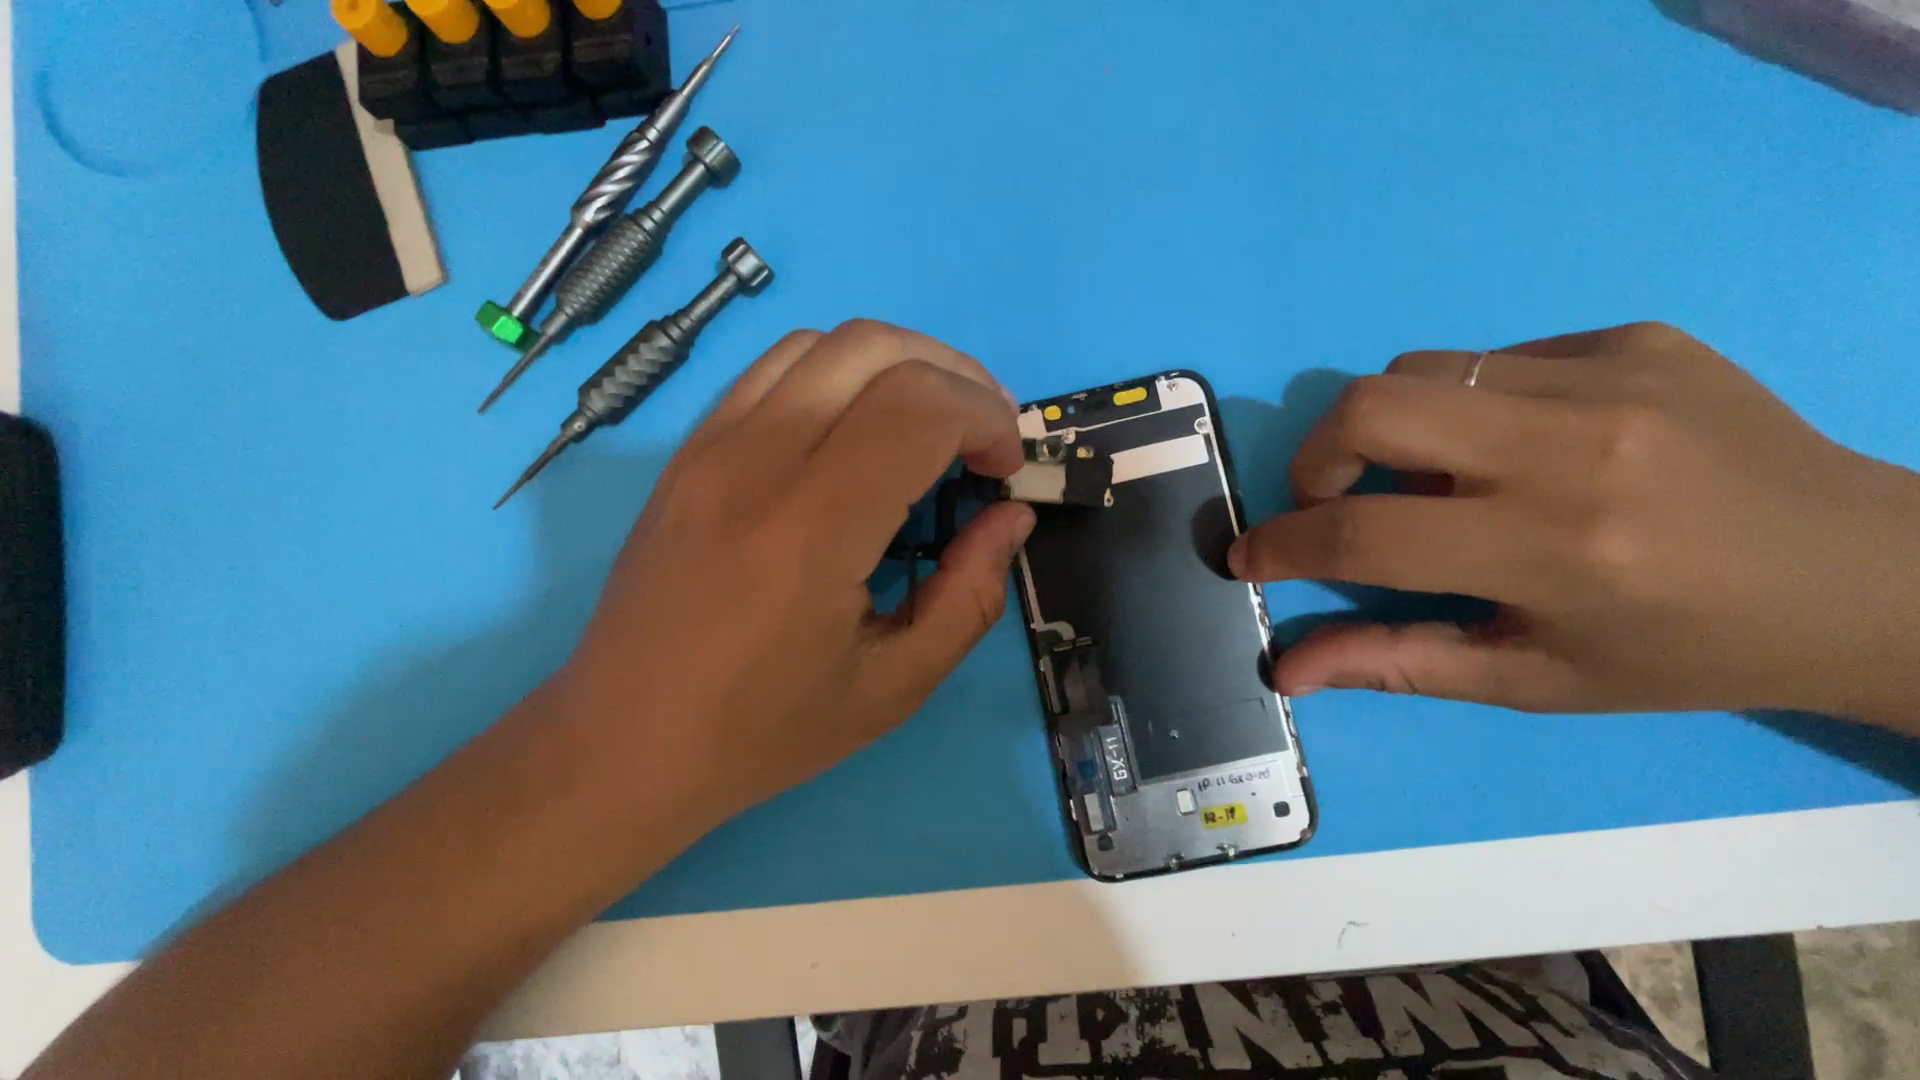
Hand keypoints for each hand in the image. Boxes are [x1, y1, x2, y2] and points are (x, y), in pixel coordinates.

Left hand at [554, 320, 1033, 834]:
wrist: (624, 740)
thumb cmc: (762, 730)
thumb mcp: (892, 688)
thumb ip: (968, 597)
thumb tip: (1012, 517)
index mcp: (811, 530)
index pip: (919, 407)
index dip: (986, 420)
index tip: (1005, 471)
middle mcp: (755, 463)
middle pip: (876, 348)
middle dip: (957, 376)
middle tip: (984, 438)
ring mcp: (710, 445)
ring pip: (823, 342)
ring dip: (900, 363)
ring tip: (931, 422)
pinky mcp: (688, 450)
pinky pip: (775, 369)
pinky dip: (840, 373)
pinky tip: (859, 429)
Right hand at [1230, 322, 1919, 725]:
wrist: (1868, 577)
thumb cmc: (1686, 651)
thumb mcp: (1534, 678)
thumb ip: (1399, 662)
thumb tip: (1286, 668)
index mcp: (1553, 551)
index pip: (1364, 534)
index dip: (1282, 545)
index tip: (1249, 555)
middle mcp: (1576, 447)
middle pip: (1374, 406)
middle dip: (1317, 456)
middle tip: (1332, 500)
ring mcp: (1612, 376)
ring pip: (1424, 369)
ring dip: (1391, 426)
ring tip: (1431, 476)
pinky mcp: (1637, 338)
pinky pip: (1499, 360)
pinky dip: (1473, 407)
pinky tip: (1525, 448)